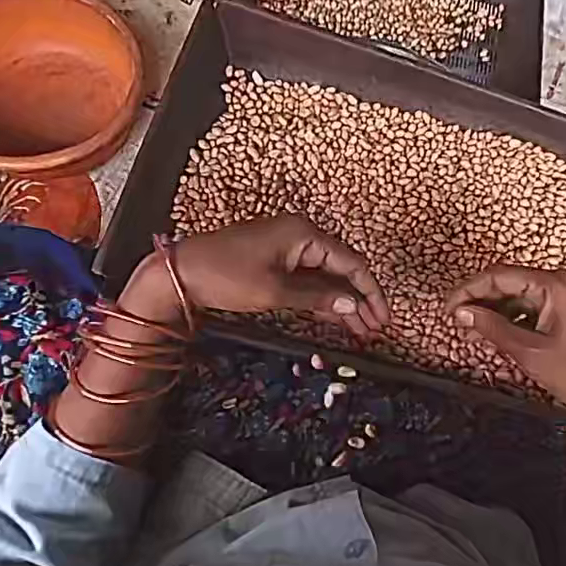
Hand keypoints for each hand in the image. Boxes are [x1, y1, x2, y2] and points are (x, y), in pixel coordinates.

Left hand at [127, 215, 390, 337]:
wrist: (182, 273)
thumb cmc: (226, 276)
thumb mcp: (275, 291)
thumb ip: (318, 297)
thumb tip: (353, 305)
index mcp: (304, 234)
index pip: (351, 262)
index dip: (370, 292)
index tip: (383, 318)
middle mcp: (301, 236)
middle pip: (342, 268)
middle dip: (359, 299)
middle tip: (374, 330)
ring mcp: (288, 248)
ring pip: (326, 276)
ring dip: (343, 302)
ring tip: (360, 331)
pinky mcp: (276, 261)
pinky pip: (308, 279)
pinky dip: (322, 298)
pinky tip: (336, 318)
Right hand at [441, 266, 565, 413]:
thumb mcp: (529, 353)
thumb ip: (492, 327)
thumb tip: (464, 313)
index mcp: (561, 285)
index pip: (502, 275)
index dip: (470, 290)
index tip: (451, 306)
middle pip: (516, 281)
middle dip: (485, 301)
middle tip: (462, 322)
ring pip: (531, 293)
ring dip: (504, 309)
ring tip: (481, 331)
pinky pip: (548, 302)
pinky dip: (525, 315)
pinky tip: (509, 332)